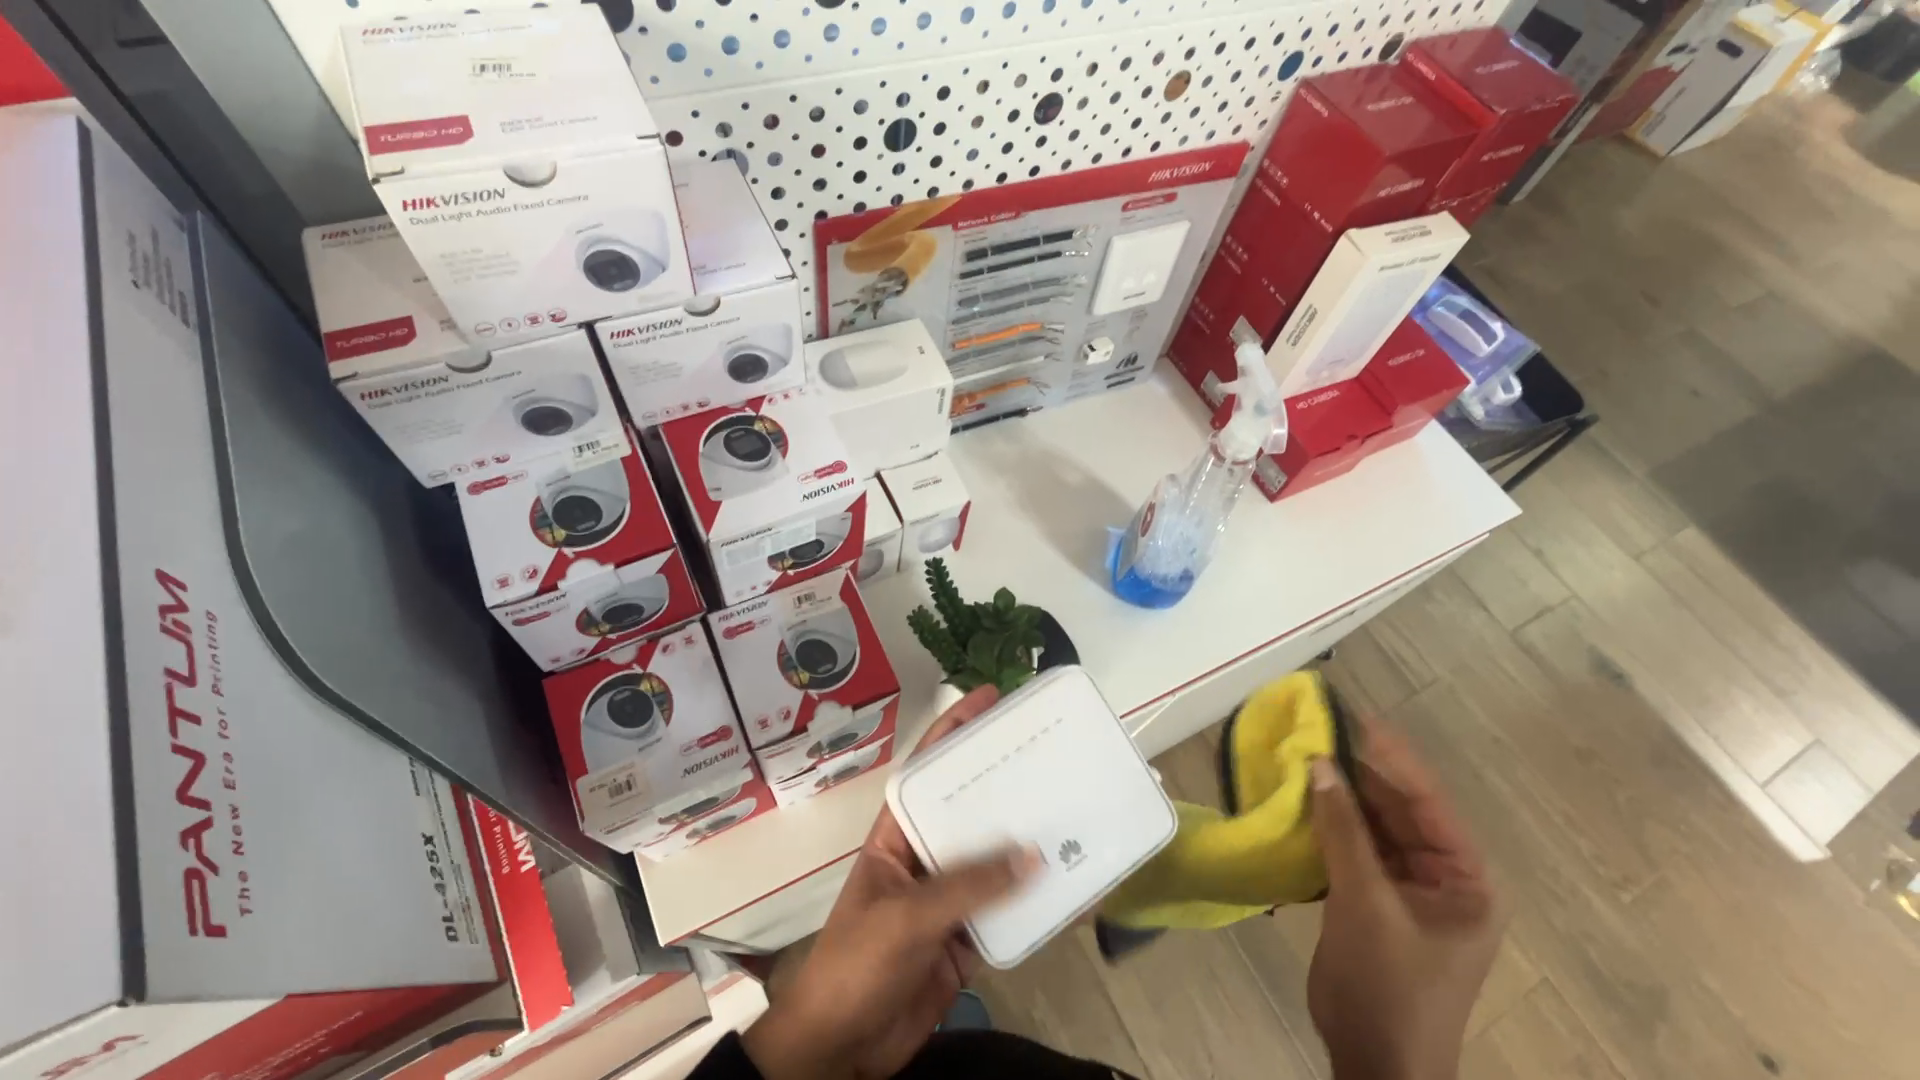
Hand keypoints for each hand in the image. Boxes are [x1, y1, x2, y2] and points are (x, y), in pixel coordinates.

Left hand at [743, 686, 1038, 1079]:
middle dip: (1007, 786)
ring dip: (1030, 847)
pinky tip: (1075, 893)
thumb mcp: (905, 917)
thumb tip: (1032, 857)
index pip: (925, 771)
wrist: (842, 1048)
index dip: (953, 730)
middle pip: (971, 813)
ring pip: (996, 864)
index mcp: (895, 836)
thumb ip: (966, 886)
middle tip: (1054, 756)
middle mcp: (925, 859)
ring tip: (1077, 817)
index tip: (990, 697)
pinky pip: (1009, 915)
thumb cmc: (855, 964)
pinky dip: (1039, 906)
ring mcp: (947, 900)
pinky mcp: (967, 941)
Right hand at [1307, 724, 1500, 1079]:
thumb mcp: (1366, 905)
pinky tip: (1297, 804)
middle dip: (1357, 775)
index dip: (1391, 757)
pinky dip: (1326, 830)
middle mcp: (1443, 877)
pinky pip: (1352, 852)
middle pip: (1398, 811)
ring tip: (1300, 756)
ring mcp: (1407, 891)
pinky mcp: (1374, 903)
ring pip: (1371, 829)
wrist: (1375, 1065)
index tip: (1353, 716)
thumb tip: (1320, 764)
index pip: (1428, 802)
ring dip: (1338, 800)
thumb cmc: (1388, 987)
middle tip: (1314, 731)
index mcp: (1466, 879)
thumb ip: (1344, 833)